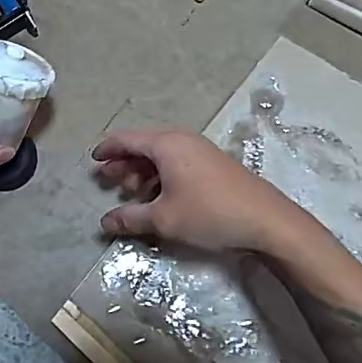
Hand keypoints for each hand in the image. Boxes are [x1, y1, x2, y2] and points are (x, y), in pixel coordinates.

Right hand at [92, 129, 312, 254]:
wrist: (268, 222)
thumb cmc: (209, 214)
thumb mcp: (164, 219)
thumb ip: (130, 218)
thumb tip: (104, 222)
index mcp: (167, 145)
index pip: (127, 139)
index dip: (107, 149)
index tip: (93, 160)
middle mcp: (183, 141)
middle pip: (144, 147)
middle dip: (123, 164)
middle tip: (108, 182)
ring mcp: (201, 152)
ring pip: (162, 157)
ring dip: (143, 173)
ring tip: (132, 194)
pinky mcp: (214, 166)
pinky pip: (178, 164)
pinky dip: (162, 176)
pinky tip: (160, 198)